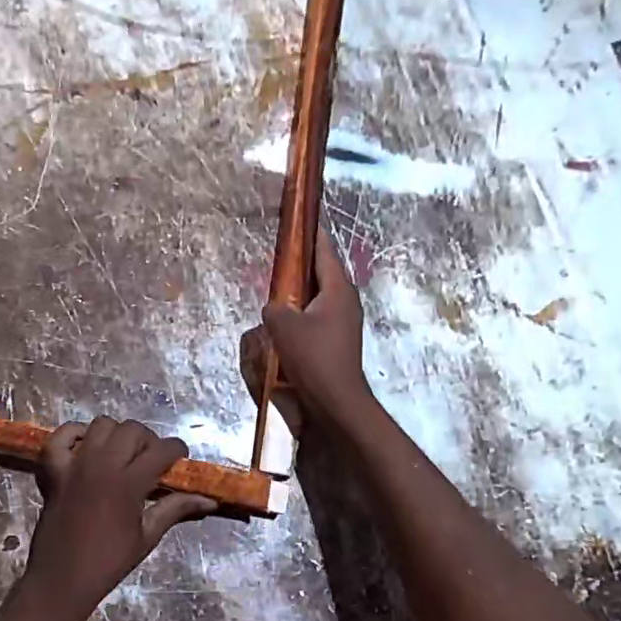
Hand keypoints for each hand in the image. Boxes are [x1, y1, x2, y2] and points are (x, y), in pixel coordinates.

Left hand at [25, 417, 216, 616]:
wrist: (60, 580)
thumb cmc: (108, 562)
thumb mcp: (148, 536)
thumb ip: (176, 509)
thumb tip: (210, 501)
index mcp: (129, 483)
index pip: (163, 449)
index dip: (177, 451)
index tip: (179, 460)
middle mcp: (103, 466)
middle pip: (133, 429)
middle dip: (148, 440)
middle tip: (149, 461)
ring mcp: (74, 465)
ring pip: (101, 425)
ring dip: (116, 434)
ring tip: (119, 454)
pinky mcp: (52, 471)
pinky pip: (60, 436)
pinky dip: (73, 435)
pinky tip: (85, 449)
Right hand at [245, 231, 374, 426]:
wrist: (337, 401)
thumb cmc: (313, 358)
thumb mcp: (283, 326)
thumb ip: (274, 308)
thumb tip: (275, 309)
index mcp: (338, 289)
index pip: (324, 251)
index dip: (312, 234)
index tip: (302, 219)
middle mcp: (346, 301)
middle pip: (323, 273)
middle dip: (303, 264)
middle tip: (282, 255)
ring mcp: (346, 322)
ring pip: (320, 297)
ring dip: (302, 292)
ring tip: (280, 288)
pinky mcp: (340, 341)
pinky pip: (319, 317)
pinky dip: (304, 313)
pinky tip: (288, 322)